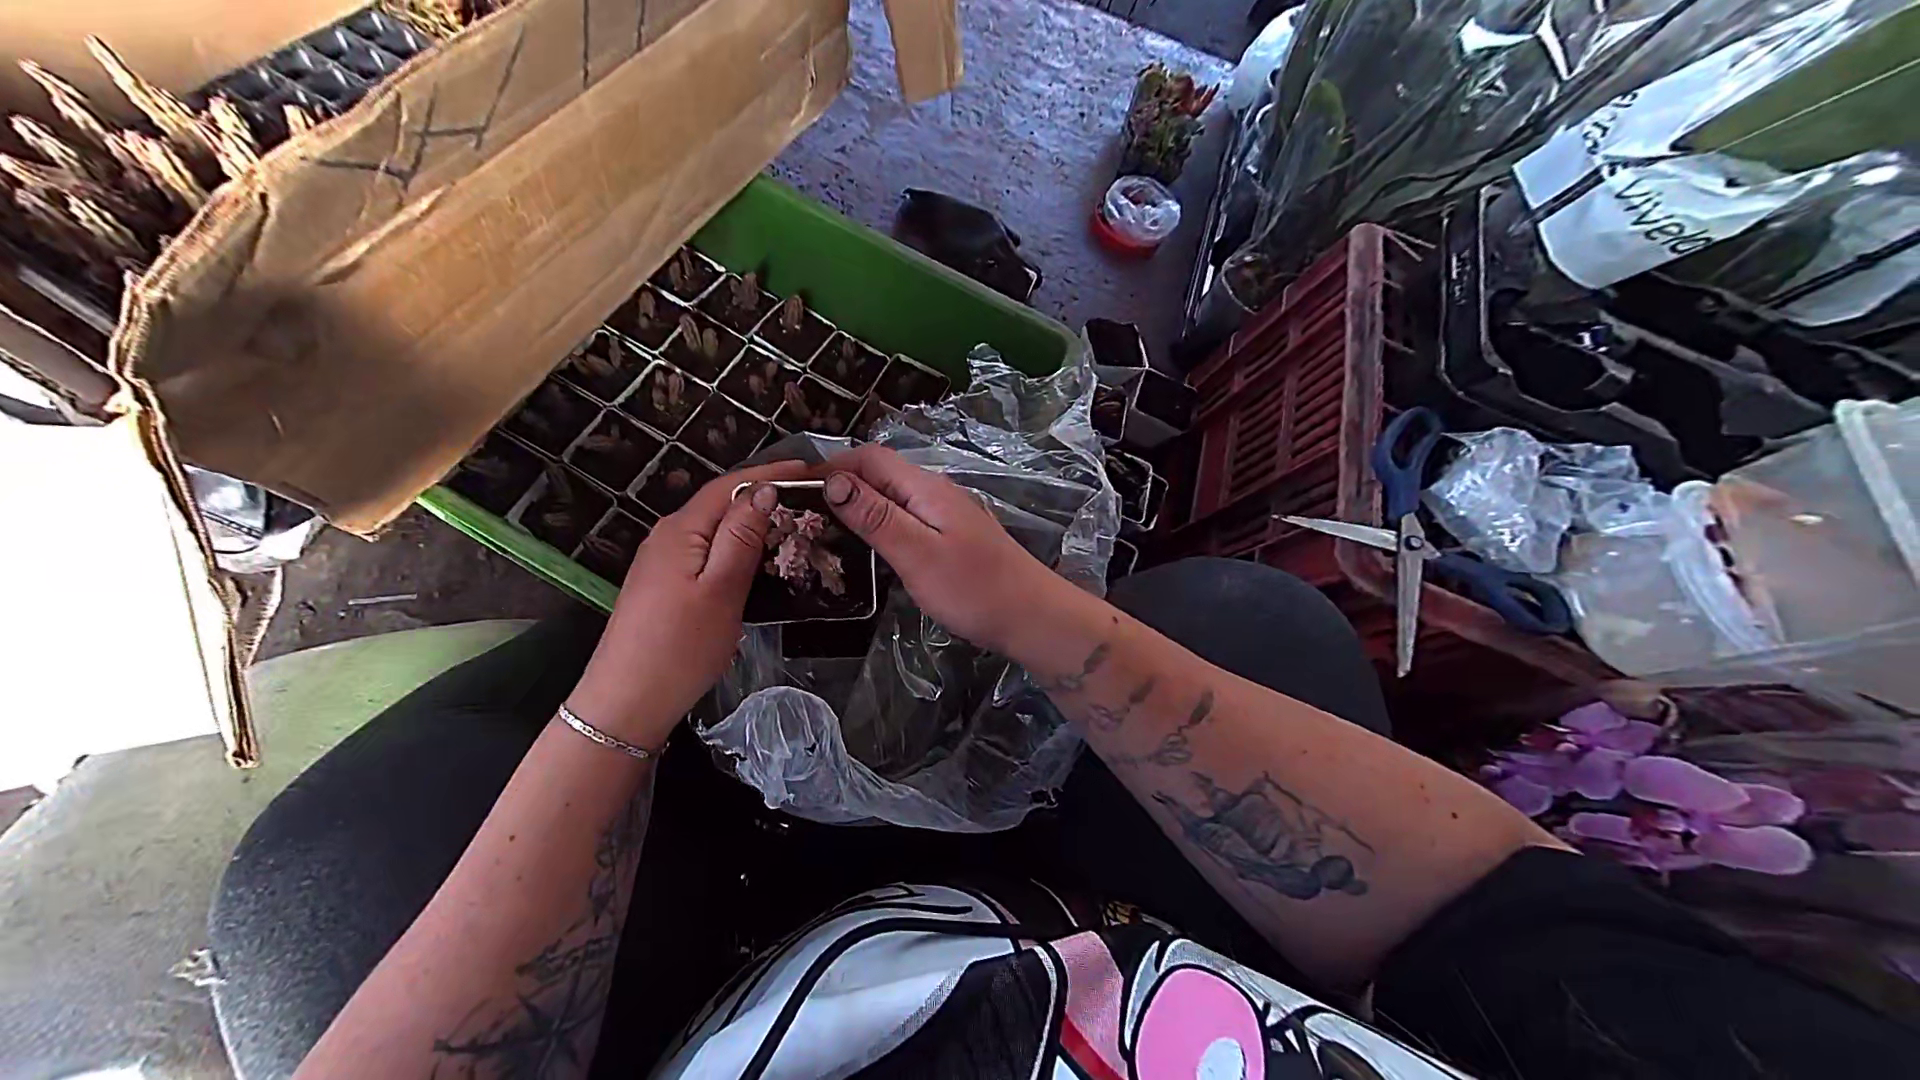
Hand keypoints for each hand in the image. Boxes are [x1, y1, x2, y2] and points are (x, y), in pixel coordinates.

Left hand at [567, 460, 807, 746]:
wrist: (627, 702)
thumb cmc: (681, 647)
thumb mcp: (722, 589)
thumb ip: (742, 536)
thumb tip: (764, 489)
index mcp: (682, 530)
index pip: (731, 485)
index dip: (771, 472)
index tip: (810, 468)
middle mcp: (668, 535)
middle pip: (721, 502)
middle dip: (765, 493)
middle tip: (810, 497)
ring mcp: (663, 560)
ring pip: (715, 526)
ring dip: (753, 519)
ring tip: (793, 522)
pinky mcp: (665, 582)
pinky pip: (708, 548)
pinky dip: (738, 543)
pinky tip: (757, 556)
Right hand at [820, 445, 1079, 653]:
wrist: (1030, 617)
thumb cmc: (973, 589)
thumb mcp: (917, 554)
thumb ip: (876, 517)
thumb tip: (833, 481)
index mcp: (925, 488)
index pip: (870, 457)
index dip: (831, 466)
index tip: (795, 489)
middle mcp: (935, 492)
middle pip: (880, 474)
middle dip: (840, 485)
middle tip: (802, 515)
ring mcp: (945, 514)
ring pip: (891, 497)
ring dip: (857, 506)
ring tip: (823, 531)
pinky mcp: (950, 537)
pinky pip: (905, 518)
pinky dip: (878, 525)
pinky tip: (865, 548)